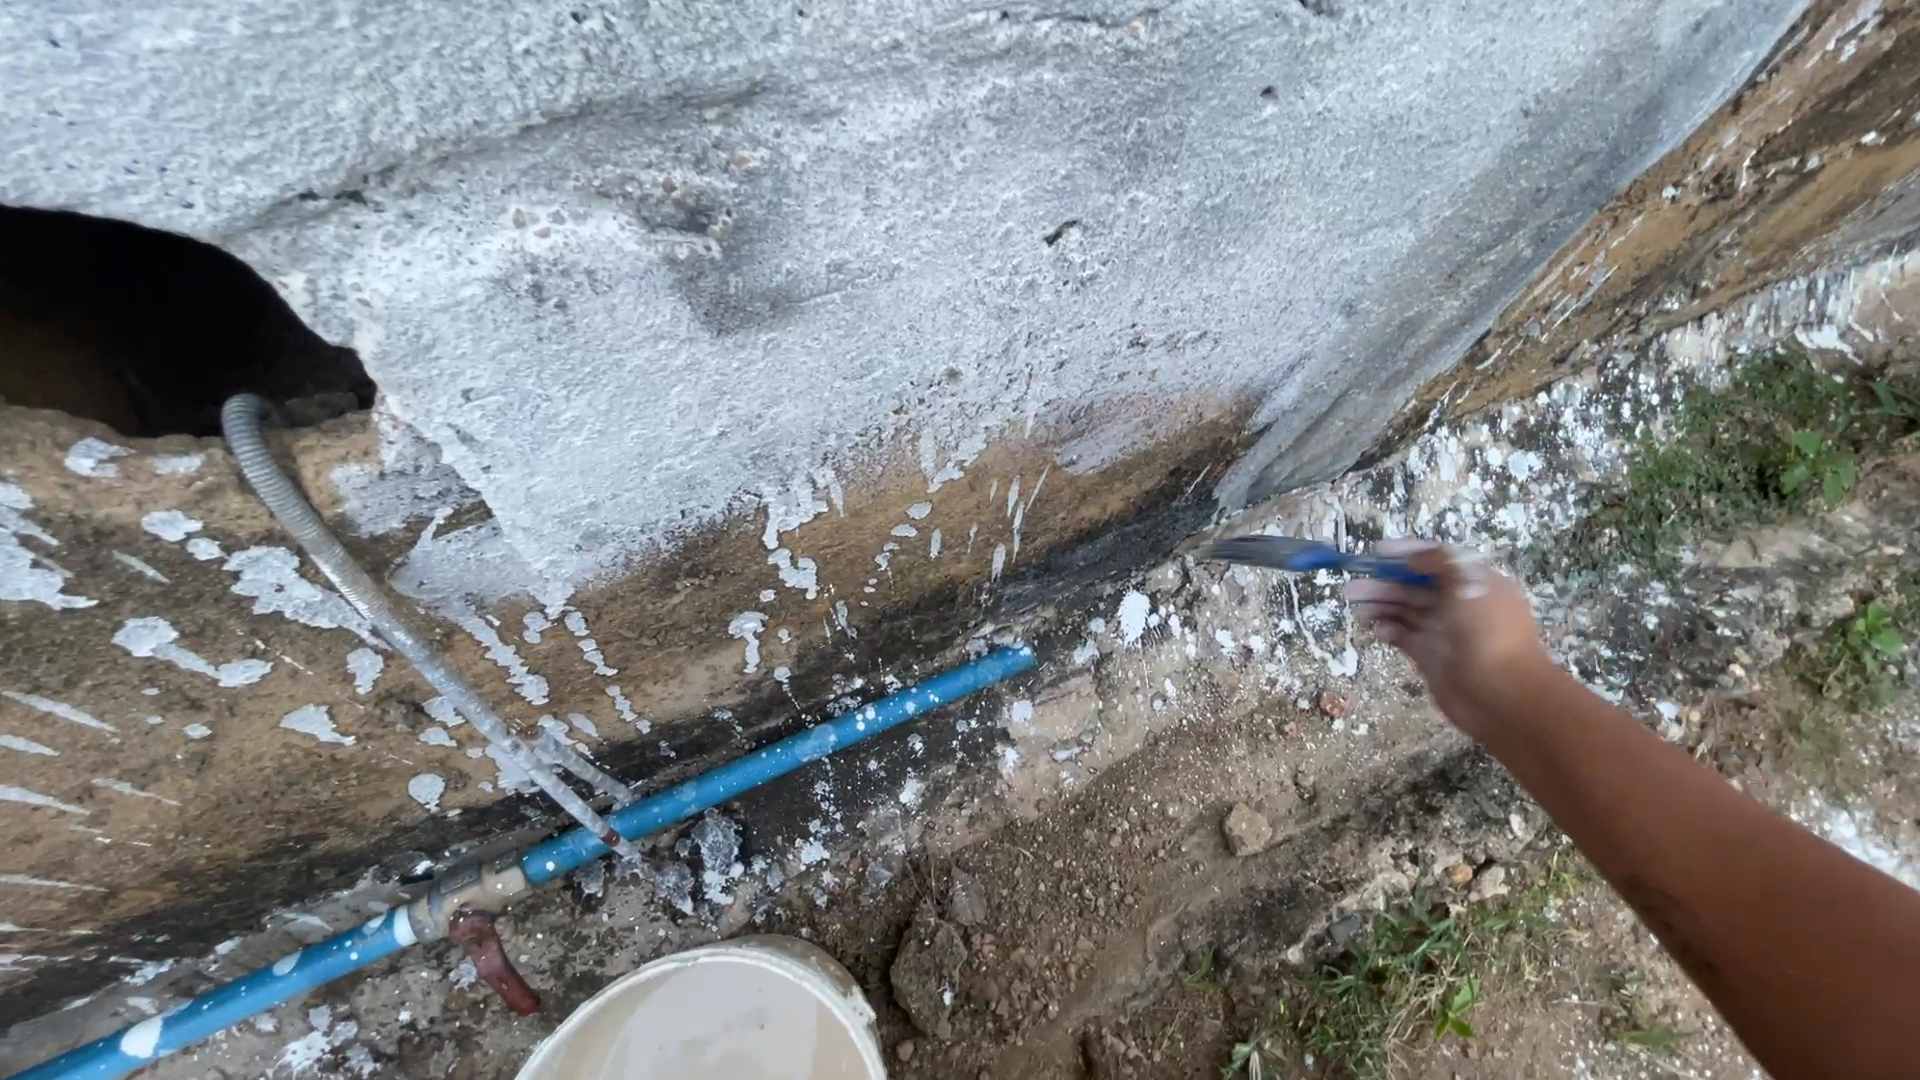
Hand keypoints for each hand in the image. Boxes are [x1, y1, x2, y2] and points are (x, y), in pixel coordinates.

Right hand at [1345, 540, 1553, 737]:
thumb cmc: (1488, 633)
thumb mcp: (1469, 584)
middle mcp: (1458, 604)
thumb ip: (1440, 562)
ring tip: (1357, 611)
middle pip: (1413, 586)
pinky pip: (1400, 635)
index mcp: (1475, 583)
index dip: (1407, 553)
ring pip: (1403, 610)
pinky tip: (1375, 631)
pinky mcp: (1428, 654)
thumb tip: (1412, 557)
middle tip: (1351, 589)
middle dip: (1382, 583)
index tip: (1377, 552)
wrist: (1500, 694)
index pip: (1437, 559)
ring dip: (1378, 606)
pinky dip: (1386, 630)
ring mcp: (1442, 630)